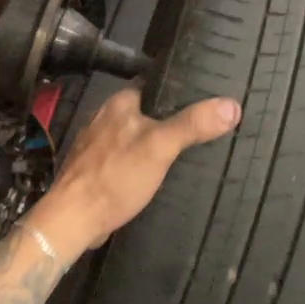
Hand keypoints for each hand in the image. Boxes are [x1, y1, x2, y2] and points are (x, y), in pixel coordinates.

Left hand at [27, 86, 240, 258]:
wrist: (73, 219)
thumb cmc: (116, 176)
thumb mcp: (161, 146)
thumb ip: (193, 124)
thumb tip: (232, 105)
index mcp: (120, 101)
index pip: (156, 84)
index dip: (180, 90)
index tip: (205, 98)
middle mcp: (106, 115)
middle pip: (146, 110)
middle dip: (169, 119)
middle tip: (201, 128)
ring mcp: (97, 142)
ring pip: (134, 134)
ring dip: (153, 141)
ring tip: (183, 151)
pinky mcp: (94, 167)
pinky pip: (124, 156)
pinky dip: (140, 161)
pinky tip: (154, 174)